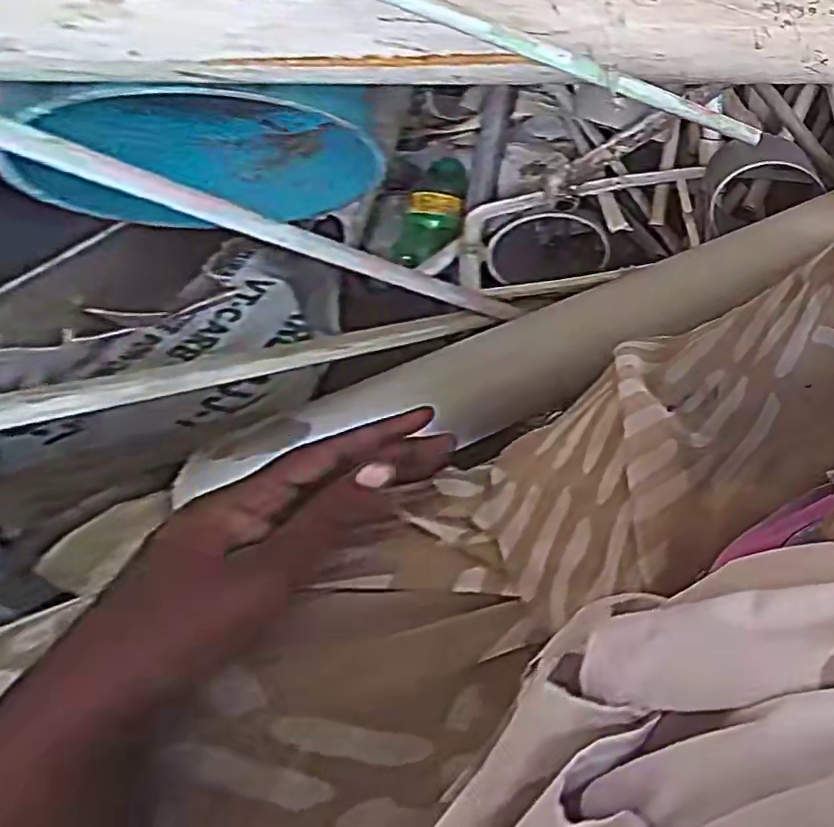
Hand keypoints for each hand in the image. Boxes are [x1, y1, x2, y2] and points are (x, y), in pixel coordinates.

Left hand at [27, 409, 452, 719]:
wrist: (94, 713)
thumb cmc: (180, 634)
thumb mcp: (266, 572)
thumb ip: (327, 517)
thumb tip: (382, 463)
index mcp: (233, 506)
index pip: (319, 458)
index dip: (376, 435)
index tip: (425, 417)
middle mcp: (230, 517)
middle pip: (319, 476)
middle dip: (382, 457)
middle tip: (441, 446)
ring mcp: (228, 547)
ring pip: (313, 501)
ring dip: (368, 484)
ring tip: (418, 471)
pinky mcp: (233, 575)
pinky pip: (304, 527)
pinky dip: (345, 513)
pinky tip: (367, 515)